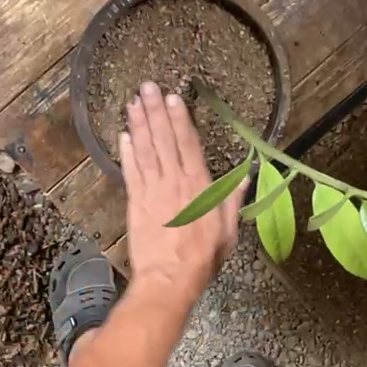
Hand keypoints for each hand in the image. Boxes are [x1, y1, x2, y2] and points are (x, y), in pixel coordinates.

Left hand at [120, 82, 243, 305]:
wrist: (169, 279)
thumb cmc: (202, 259)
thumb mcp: (227, 233)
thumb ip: (232, 202)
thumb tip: (243, 178)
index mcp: (199, 187)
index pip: (189, 145)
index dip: (180, 120)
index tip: (174, 98)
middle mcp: (175, 183)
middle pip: (164, 140)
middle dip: (155, 111)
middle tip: (148, 87)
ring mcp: (152, 191)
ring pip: (145, 150)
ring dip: (139, 124)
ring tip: (134, 101)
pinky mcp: (135, 203)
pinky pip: (131, 172)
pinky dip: (127, 152)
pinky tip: (124, 134)